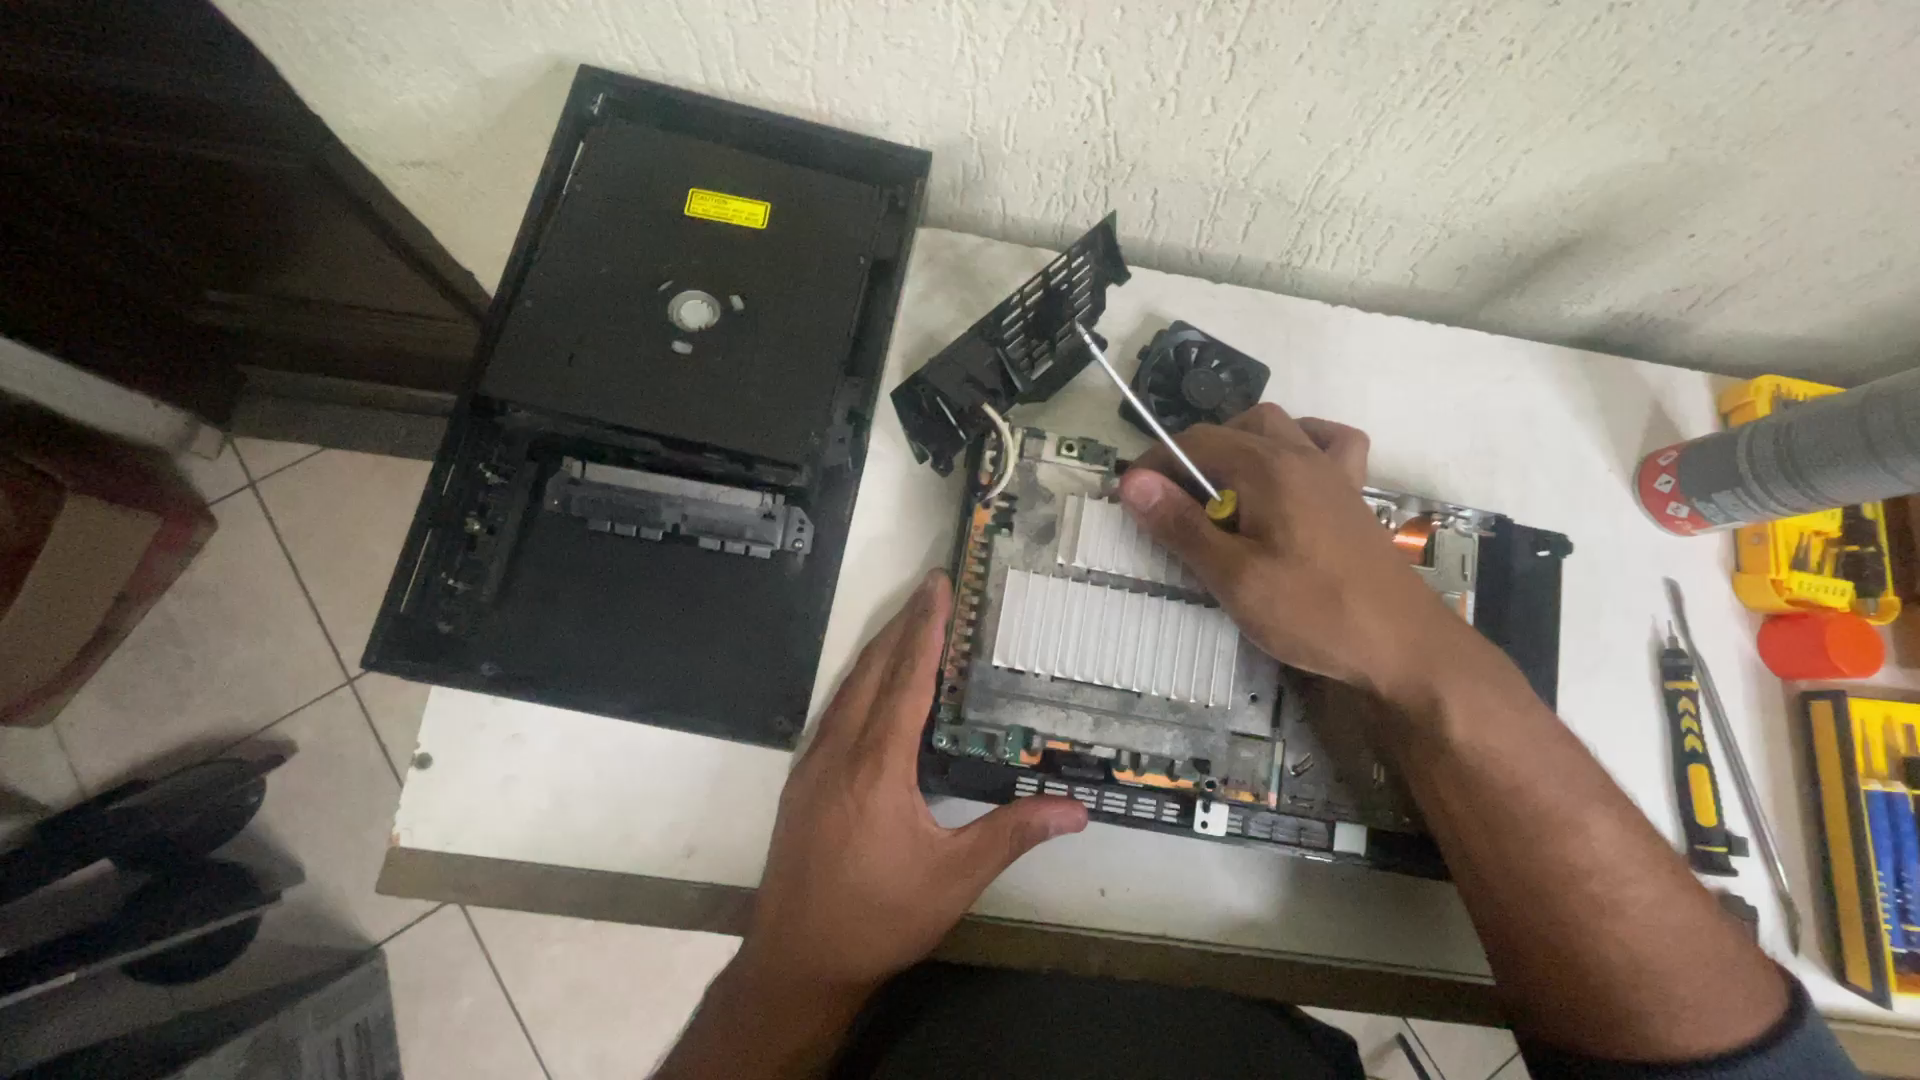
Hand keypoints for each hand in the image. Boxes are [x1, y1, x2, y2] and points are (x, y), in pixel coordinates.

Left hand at [737, 569, 1088, 991]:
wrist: (796, 962)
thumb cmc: (878, 920)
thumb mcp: (953, 879)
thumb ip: (1012, 834)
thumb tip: (1076, 810)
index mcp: (877, 767)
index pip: (907, 680)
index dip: (926, 630)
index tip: (937, 587)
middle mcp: (839, 751)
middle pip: (872, 670)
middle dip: (902, 624)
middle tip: (929, 587)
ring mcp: (813, 763)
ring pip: (847, 688)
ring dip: (878, 649)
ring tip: (906, 621)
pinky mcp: (801, 780)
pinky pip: (833, 711)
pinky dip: (859, 682)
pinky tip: (872, 684)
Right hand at [1118, 403, 1467, 705]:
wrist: (1405, 648)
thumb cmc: (1315, 613)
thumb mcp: (1235, 578)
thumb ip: (1182, 526)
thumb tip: (1133, 483)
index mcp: (1270, 469)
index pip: (1197, 442)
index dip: (1155, 462)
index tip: (1128, 496)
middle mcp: (1303, 456)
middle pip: (1236, 427)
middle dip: (1194, 454)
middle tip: (1171, 502)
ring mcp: (1334, 474)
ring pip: (1280, 428)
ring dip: (1241, 445)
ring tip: (1221, 489)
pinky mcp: (1353, 497)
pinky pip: (1329, 446)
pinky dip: (1300, 445)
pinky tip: (1287, 475)